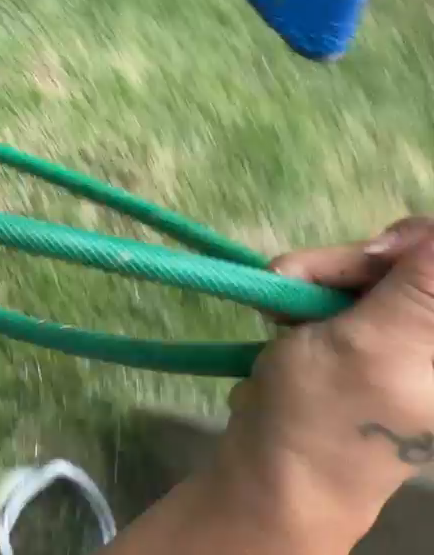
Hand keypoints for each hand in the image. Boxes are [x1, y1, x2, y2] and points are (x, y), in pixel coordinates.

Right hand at [219, 218, 433, 537]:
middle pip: (414, 259)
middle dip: (350, 261)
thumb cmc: (329, 407)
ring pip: (377, 269)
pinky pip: (353, 288)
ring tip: (287, 307)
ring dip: (320, 274)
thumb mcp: (373, 341)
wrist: (281, 458)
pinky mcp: (382, 335)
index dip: (412, 244)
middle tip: (304, 286)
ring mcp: (416, 338)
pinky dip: (312, 289)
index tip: (368, 256)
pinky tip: (292, 313)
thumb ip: (423, 287)